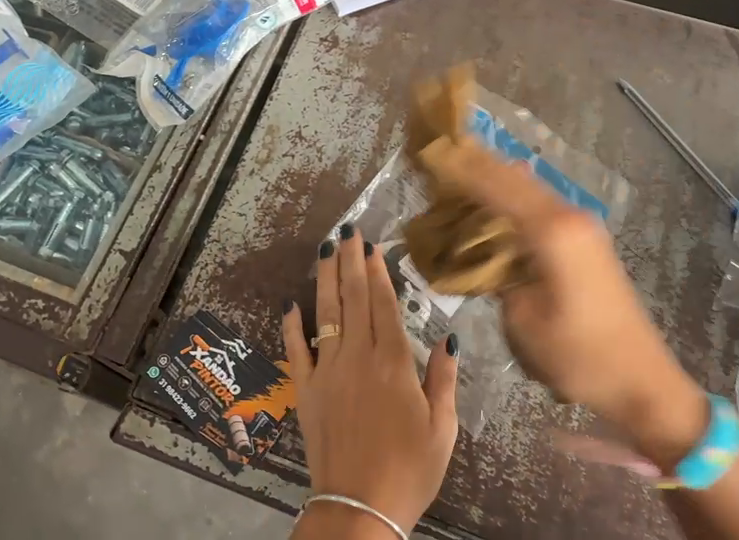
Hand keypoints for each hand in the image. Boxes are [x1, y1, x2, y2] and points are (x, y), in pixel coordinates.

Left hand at [284, 225, 459, 535]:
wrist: (359, 508)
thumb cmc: (410, 470)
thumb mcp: (442, 429)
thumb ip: (444, 380)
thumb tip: (447, 339)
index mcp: (393, 363)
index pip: (383, 304)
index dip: (377, 272)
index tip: (371, 245)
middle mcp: (358, 357)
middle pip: (353, 298)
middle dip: (350, 261)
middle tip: (347, 230)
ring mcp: (327, 371)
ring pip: (325, 313)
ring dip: (325, 278)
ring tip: (325, 249)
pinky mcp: (306, 391)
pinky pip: (295, 350)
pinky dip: (291, 325)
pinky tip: (291, 303)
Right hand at [416, 139, 707, 467]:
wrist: (644, 382)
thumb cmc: (580, 356)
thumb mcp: (523, 320)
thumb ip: (496, 274)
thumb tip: (479, 248)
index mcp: (551, 231)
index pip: (495, 185)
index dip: (460, 168)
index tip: (428, 151)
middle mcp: (568, 216)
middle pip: (513, 176)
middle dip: (474, 162)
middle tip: (437, 151)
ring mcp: (581, 225)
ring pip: (528, 186)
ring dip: (494, 176)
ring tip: (457, 167)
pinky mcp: (585, 239)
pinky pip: (540, 203)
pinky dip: (512, 194)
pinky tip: (494, 193)